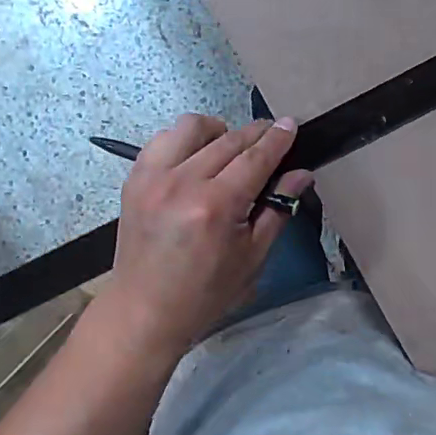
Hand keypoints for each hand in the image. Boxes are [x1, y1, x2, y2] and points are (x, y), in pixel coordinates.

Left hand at [100, 114, 314, 358]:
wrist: (145, 311)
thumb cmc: (205, 292)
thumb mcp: (252, 256)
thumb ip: (277, 209)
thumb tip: (301, 173)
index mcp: (215, 206)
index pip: (254, 158)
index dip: (277, 139)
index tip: (291, 124)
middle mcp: (182, 183)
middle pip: (228, 140)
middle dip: (256, 132)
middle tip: (272, 134)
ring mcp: (153, 178)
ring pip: (191, 127)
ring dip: (218, 130)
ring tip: (229, 147)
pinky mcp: (134, 179)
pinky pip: (162, 139)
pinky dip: (184, 140)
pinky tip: (196, 156)